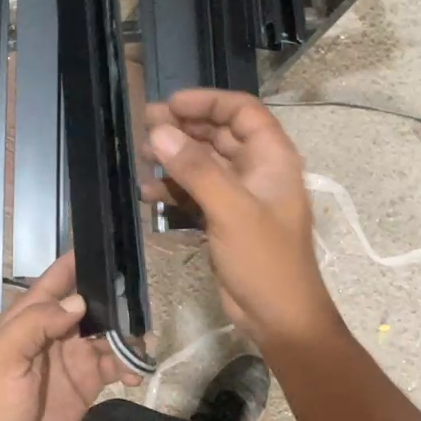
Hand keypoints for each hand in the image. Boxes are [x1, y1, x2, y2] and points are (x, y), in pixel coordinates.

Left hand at [0, 253, 137, 420]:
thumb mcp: (4, 360)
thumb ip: (35, 324)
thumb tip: (78, 301)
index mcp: (25, 321)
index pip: (53, 282)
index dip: (76, 262)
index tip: (107, 244)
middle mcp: (51, 333)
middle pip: (88, 304)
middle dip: (113, 297)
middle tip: (141, 296)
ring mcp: (71, 358)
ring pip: (106, 332)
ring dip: (125, 333)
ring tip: (141, 342)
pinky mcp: (87, 384)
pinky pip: (114, 364)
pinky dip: (128, 363)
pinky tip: (135, 372)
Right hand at [141, 89, 341, 346]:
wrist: (279, 318)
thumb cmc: (264, 261)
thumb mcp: (230, 210)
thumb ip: (195, 169)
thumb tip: (158, 131)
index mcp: (272, 159)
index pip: (241, 111)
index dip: (206, 102)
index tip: (168, 105)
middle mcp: (258, 171)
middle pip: (219, 134)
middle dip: (183, 129)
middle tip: (144, 129)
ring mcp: (241, 197)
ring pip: (204, 164)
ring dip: (174, 159)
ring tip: (141, 158)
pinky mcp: (225, 220)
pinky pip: (196, 193)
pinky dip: (174, 191)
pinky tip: (148, 195)